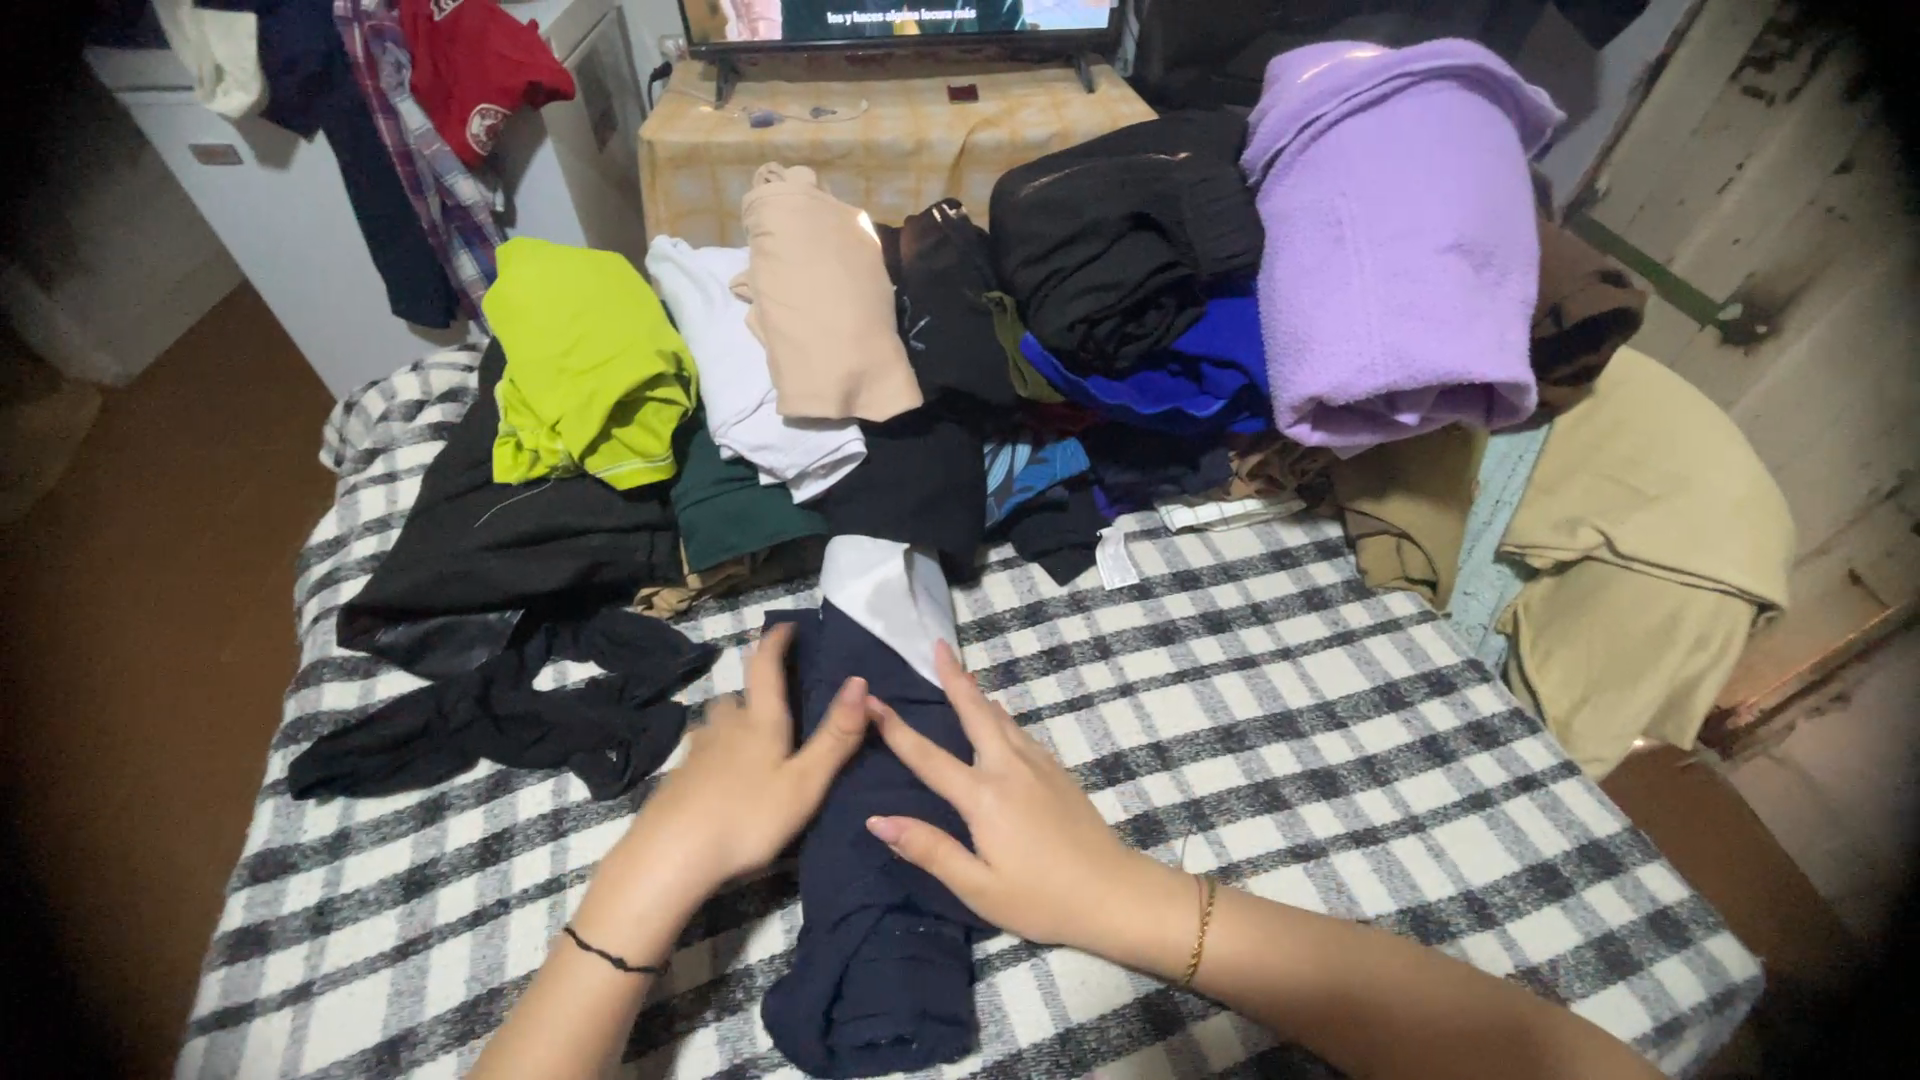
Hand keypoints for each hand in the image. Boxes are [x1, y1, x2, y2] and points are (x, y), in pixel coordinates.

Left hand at [619, 623, 873, 901]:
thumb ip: (835, 737)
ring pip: (718, 725)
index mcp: (760, 722)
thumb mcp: (805, 782)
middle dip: (756, 693)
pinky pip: (703, 754)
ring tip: (752, 744)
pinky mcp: (677, 780)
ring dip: (735, 725)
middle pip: (738, 697)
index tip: (784, 625)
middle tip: (777, 706)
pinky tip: (722, 780)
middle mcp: (725, 727)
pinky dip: (716, 756)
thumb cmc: (747, 817)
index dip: (775, 641)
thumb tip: (859, 682)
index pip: (766, 667)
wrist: (668, 858)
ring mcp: (696, 753)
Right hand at [864, 642, 1189, 964]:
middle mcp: (1009, 768)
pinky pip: (1019, 731)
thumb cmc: (1041, 898)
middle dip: (954, 677)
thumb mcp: (978, 887)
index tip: (870, 700)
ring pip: (1001, 718)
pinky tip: (999, 717)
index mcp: (983, 796)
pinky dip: (1001, 715)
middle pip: (975, 713)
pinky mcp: (1057, 772)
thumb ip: (929, 849)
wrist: (1113, 892)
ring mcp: (1038, 765)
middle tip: (938, 646)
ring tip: (962, 671)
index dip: (895, 728)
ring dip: (978, 693)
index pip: (928, 756)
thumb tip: (878, 820)